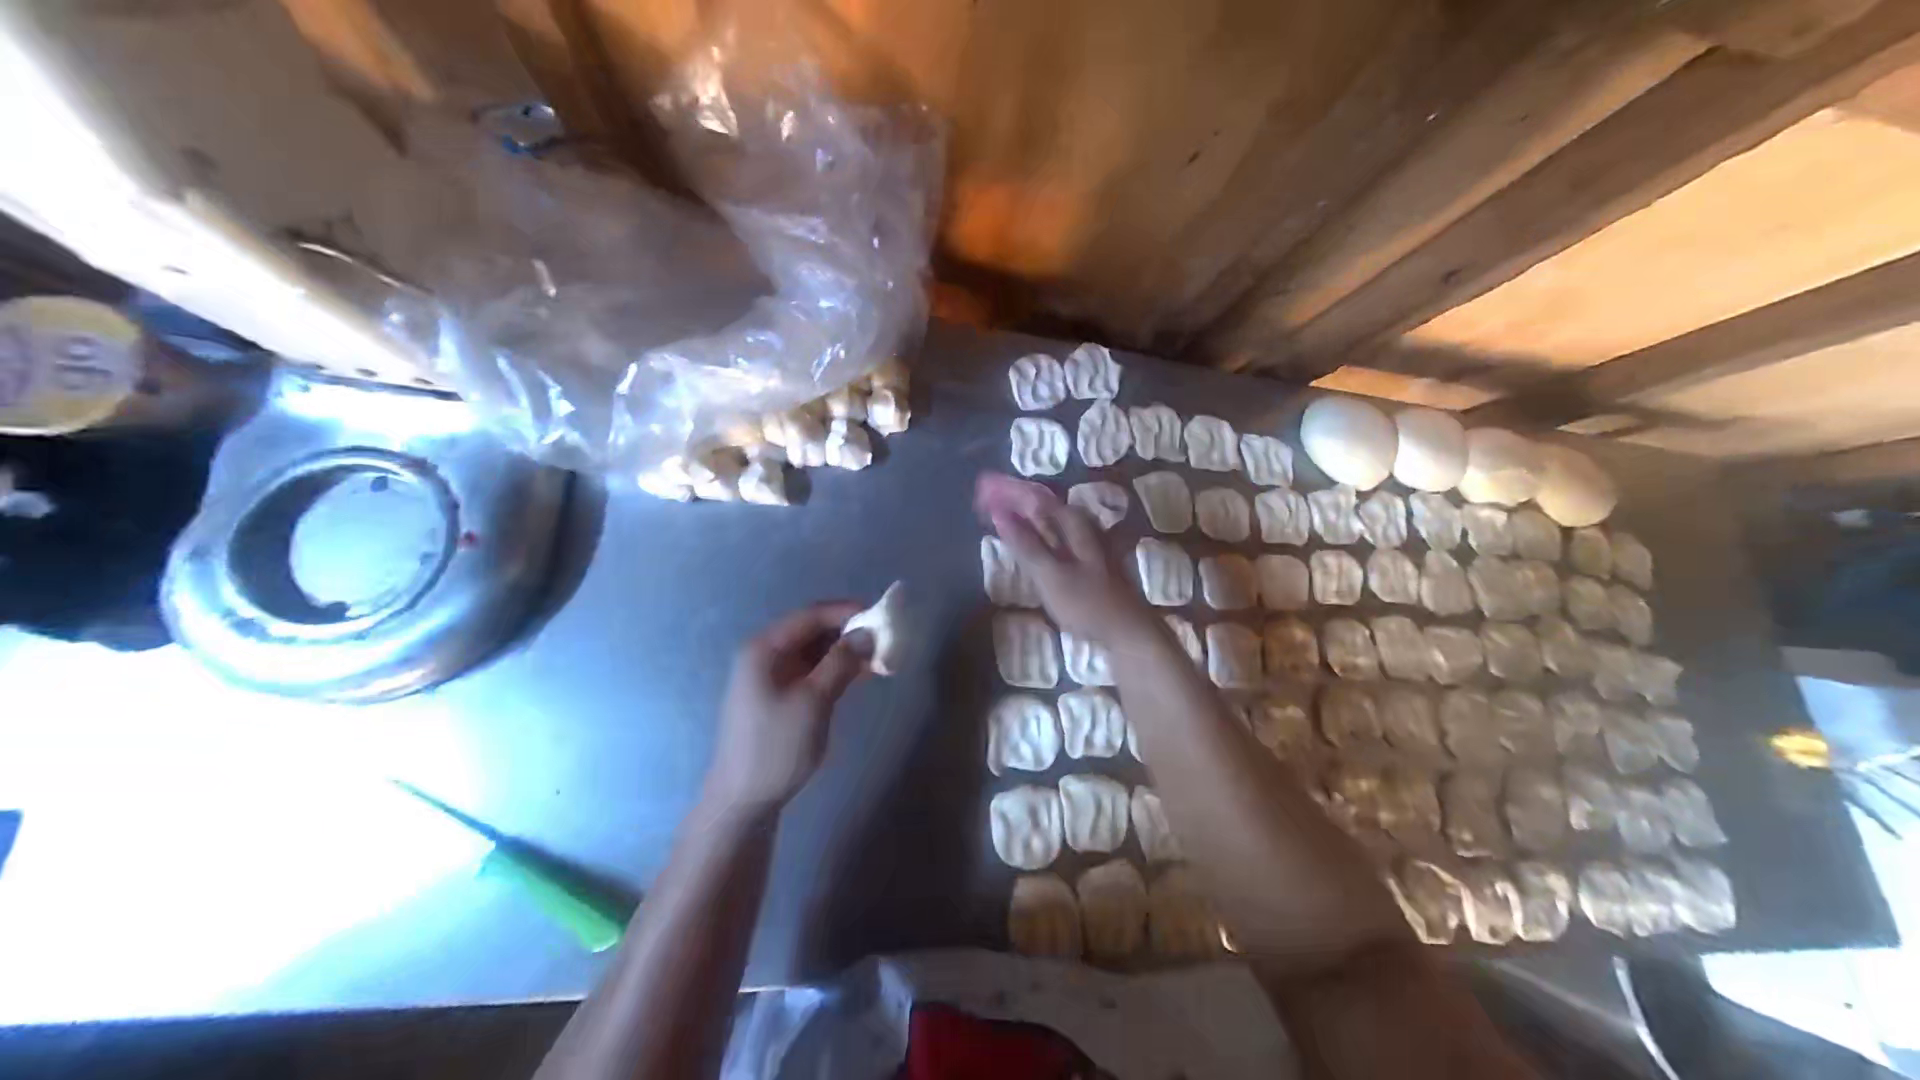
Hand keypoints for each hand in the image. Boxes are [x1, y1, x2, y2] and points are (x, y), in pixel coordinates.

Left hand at [704, 602, 870, 815]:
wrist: (743, 801)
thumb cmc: (776, 747)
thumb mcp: (813, 701)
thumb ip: (841, 662)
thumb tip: (867, 633)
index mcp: (764, 649)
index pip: (810, 615)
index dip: (846, 612)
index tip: (881, 616)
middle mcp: (766, 656)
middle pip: (813, 631)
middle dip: (850, 633)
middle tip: (886, 641)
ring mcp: (772, 677)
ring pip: (816, 653)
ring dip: (847, 653)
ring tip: (881, 659)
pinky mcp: (781, 697)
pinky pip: (813, 672)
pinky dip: (837, 671)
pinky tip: (863, 676)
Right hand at [989, 489, 1153, 646]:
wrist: (1129, 632)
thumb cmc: (1087, 603)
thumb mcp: (1050, 575)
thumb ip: (1026, 545)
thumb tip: (1000, 514)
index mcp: (1077, 526)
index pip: (1040, 499)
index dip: (1014, 494)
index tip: (989, 491)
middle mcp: (1088, 530)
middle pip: (1053, 510)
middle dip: (1026, 505)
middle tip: (998, 505)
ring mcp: (1095, 549)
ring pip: (1060, 526)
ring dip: (1036, 522)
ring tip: (1014, 523)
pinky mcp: (1097, 568)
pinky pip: (1065, 543)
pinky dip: (1047, 540)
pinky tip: (1041, 548)